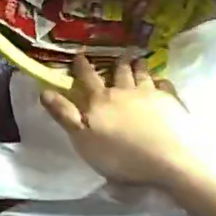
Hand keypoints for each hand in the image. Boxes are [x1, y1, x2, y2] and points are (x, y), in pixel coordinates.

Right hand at [40, 57, 195, 186]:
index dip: (82, 67)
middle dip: (116, 63)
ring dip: (138, 66)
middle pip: (119, 73)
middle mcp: (124, 91)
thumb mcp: (83, 139)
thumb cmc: (119, 155)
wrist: (168, 160)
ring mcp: (150, 94)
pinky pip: (165, 85)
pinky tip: (161, 80)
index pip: (88, 78)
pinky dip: (161, 80)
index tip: (79, 56)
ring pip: (142, 75)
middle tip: (118, 55)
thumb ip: (64, 114)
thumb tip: (44, 91)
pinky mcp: (172, 102)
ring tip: (138, 60)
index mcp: (100, 100)